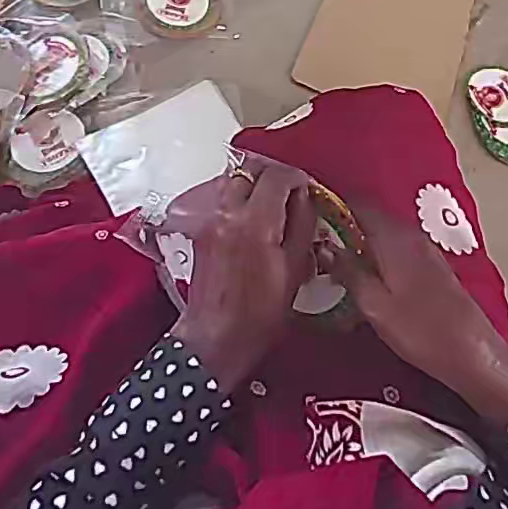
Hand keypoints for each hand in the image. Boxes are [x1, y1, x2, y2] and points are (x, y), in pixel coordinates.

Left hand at [172, 164, 316, 387]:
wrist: (216, 339)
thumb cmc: (260, 312)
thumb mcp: (295, 269)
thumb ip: (302, 225)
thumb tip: (304, 199)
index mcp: (255, 221)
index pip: (276, 177)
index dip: (296, 177)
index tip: (306, 187)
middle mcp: (227, 212)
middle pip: (249, 169)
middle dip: (272, 173)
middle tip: (290, 188)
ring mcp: (210, 219)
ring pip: (232, 180)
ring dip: (253, 182)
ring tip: (272, 199)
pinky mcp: (201, 230)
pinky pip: (222, 198)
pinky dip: (239, 195)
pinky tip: (253, 214)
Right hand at [325, 206, 507, 425]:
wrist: (472, 352)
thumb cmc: (420, 330)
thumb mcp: (375, 305)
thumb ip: (348, 271)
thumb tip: (323, 246)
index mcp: (393, 237)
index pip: (357, 202)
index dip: (331, 201)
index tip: (306, 211)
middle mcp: (409, 233)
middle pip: (369, 214)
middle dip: (341, 221)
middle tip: (312, 240)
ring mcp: (422, 247)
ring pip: (381, 230)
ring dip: (357, 237)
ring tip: (330, 257)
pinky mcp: (428, 263)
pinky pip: (393, 244)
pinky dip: (374, 249)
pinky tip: (361, 271)